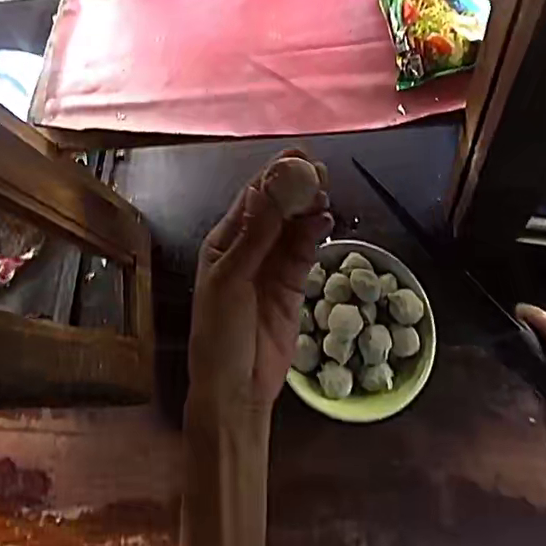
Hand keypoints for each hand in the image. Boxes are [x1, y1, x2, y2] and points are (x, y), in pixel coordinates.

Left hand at [186, 150, 333, 428]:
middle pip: (276, 209)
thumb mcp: (231, 279)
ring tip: (325, 191)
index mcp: (225, 241)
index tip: (297, 157)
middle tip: (318, 170)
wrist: (236, 389)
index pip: (252, 199)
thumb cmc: (219, 332)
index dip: (273, 176)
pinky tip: (325, 220)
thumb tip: (269, 188)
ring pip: (294, 227)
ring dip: (308, 208)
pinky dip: (315, 235)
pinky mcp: (293, 285)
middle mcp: (250, 247)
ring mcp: (273, 266)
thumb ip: (255, 235)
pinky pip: (305, 253)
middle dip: (295, 187)